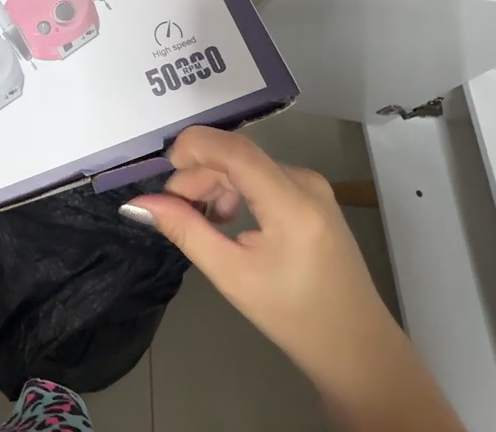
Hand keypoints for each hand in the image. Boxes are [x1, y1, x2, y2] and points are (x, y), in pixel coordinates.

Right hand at [124, 127, 402, 382]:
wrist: (356, 349)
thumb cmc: (294, 317)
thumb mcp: (232, 276)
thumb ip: (185, 230)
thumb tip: (139, 203)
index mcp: (292, 204)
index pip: (235, 150)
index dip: (193, 148)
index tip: (162, 174)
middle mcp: (305, 183)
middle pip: (236, 157)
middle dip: (197, 176)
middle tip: (173, 211)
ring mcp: (312, 187)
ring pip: (246, 165)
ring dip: (214, 184)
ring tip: (200, 221)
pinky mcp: (311, 196)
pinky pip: (261, 176)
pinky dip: (234, 189)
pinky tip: (226, 219)